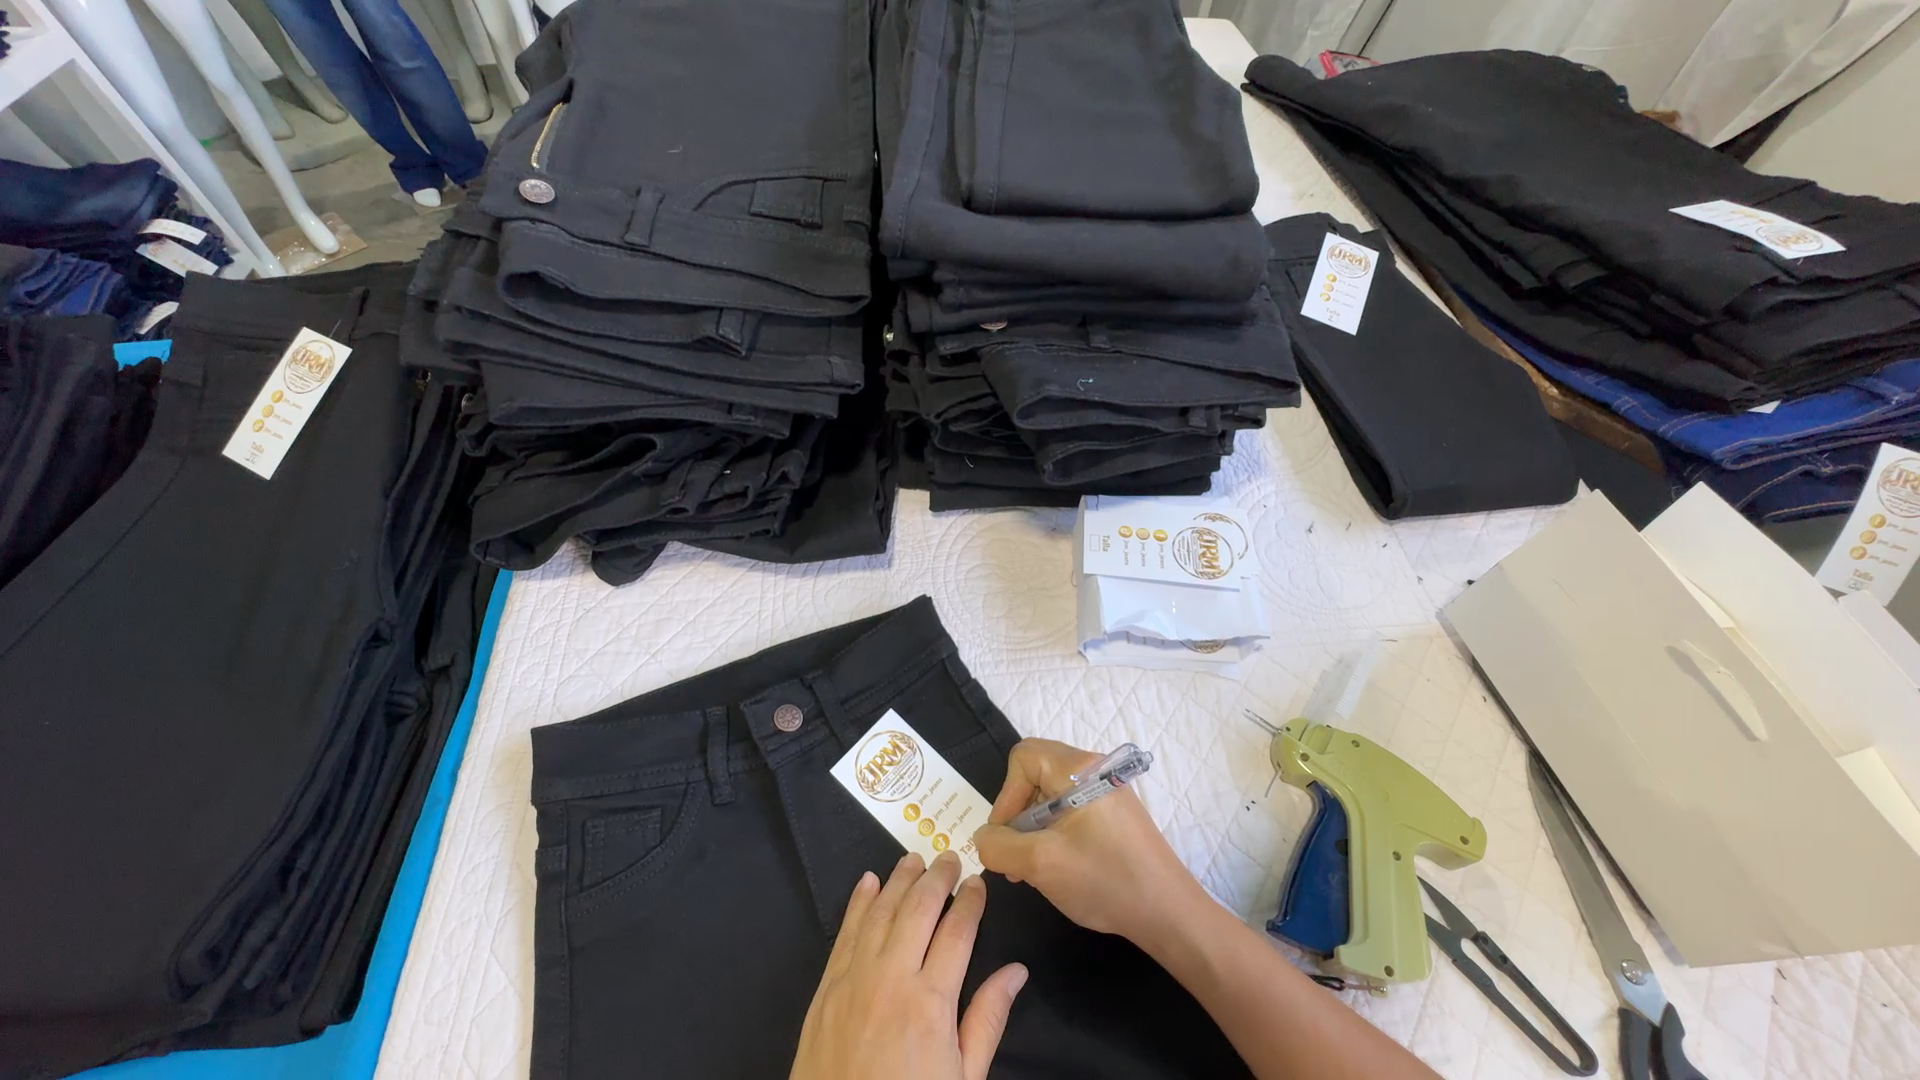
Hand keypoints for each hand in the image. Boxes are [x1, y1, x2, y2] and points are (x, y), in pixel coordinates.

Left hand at [790, 852, 1028, 1079]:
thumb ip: (987, 1020)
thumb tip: (1016, 972)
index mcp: (932, 1002)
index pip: (957, 932)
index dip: (970, 901)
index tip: (978, 881)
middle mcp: (892, 979)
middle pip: (918, 910)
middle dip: (937, 879)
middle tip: (949, 858)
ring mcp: (853, 981)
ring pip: (880, 913)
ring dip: (898, 881)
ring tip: (913, 860)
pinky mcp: (825, 990)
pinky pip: (844, 934)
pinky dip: (858, 903)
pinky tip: (867, 883)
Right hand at [973, 738, 1206, 946]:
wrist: (1169, 913)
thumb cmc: (1105, 880)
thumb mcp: (1040, 864)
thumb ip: (999, 846)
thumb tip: (983, 838)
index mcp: (1079, 769)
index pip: (1022, 757)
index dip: (1005, 795)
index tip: (1006, 836)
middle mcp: (1094, 770)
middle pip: (1035, 774)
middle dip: (1017, 815)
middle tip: (1014, 858)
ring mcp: (1108, 792)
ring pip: (1051, 796)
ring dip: (1033, 829)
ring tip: (1032, 870)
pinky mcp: (1115, 815)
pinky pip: (1070, 811)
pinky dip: (1054, 834)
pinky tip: (1057, 869)